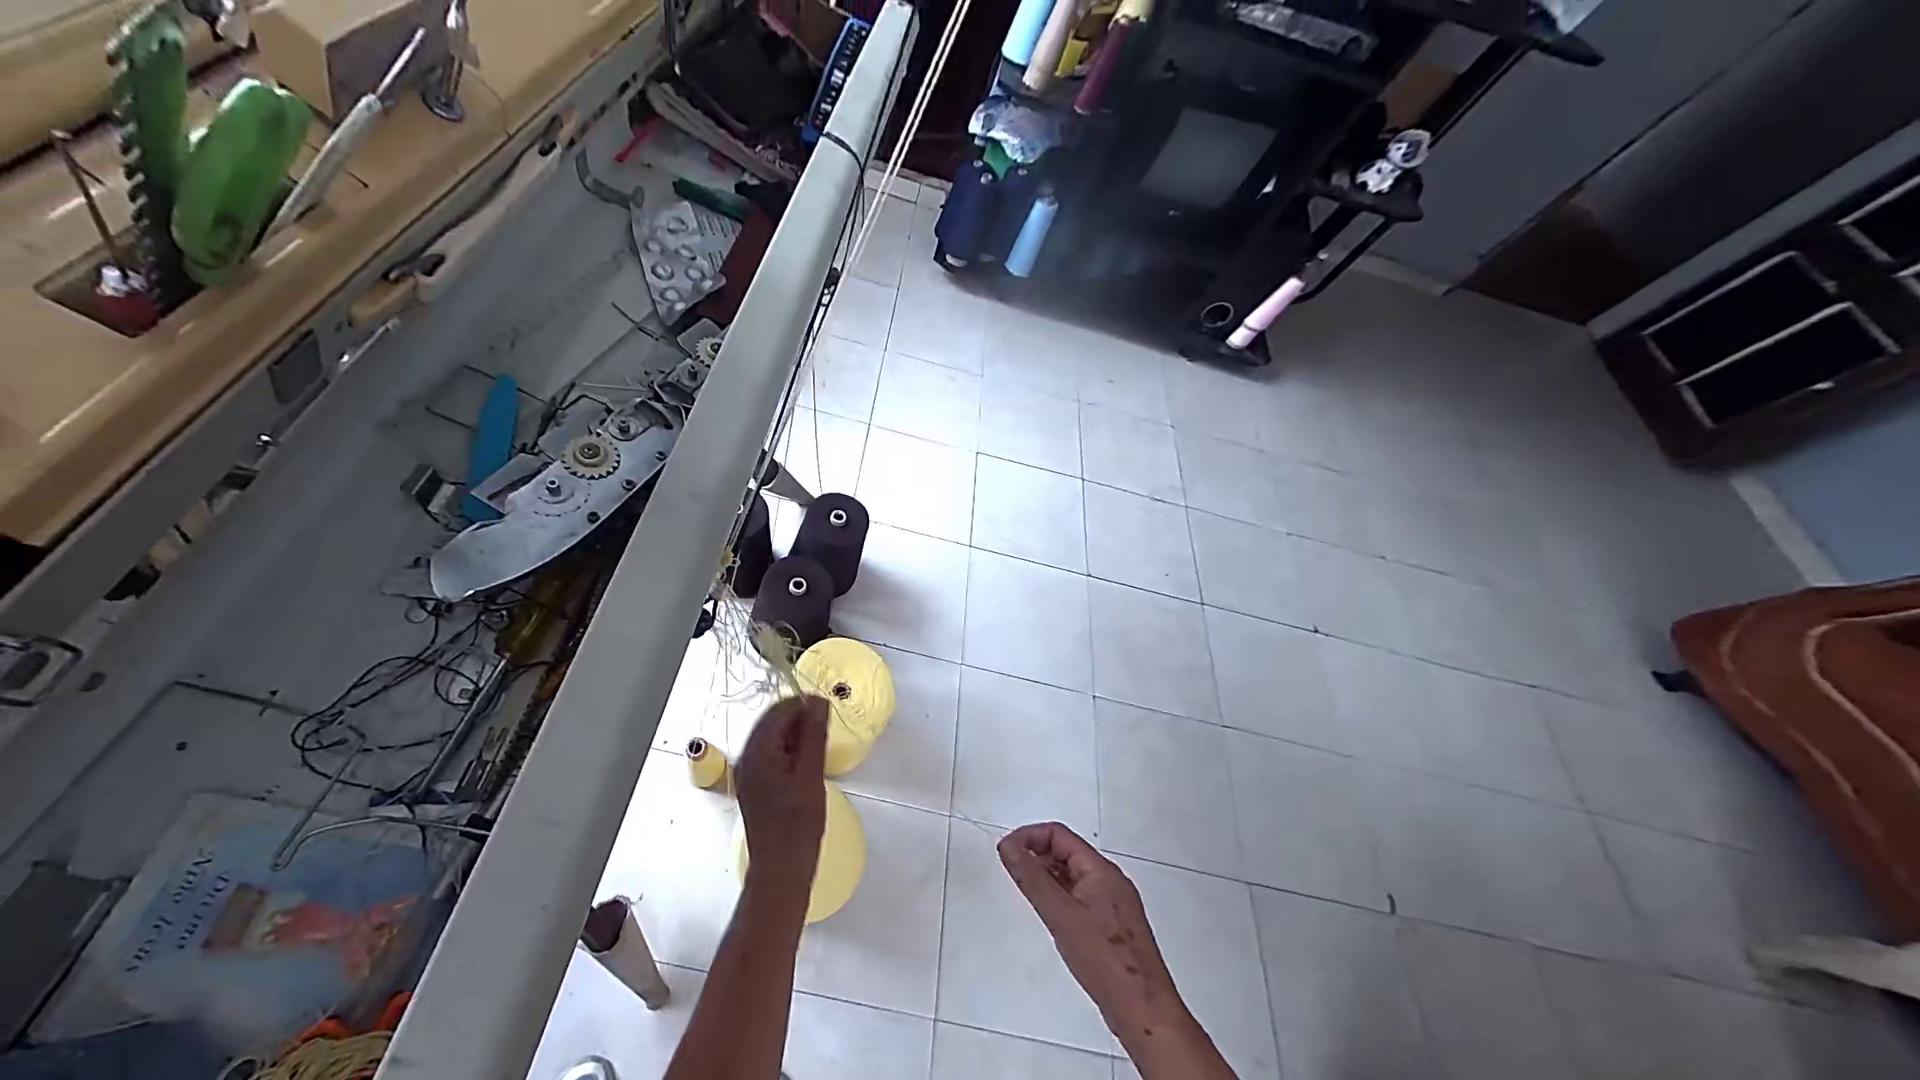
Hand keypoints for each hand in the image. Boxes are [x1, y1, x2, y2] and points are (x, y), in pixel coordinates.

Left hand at [736, 695, 829, 886]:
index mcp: (757, 753)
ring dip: (795, 733)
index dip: (803, 704)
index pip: (778, 711)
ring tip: (820, 743)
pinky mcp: (756, 785)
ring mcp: (748, 773)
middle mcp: (746, 759)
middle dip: (799, 717)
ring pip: (772, 737)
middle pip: (772, 721)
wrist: (781, 869)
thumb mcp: (811, 775)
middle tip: (826, 725)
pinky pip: (771, 754)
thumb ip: (814, 735)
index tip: (827, 708)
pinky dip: (789, 749)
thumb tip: (819, 703)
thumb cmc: (798, 826)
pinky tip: (807, 760)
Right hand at [997, 823, 1183, 1033]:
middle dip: (1036, 854)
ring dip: (1047, 876)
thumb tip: (1011, 847)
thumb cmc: (1109, 964)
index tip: (1007, 850)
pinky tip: (1051, 916)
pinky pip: (1081, 896)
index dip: (1029, 837)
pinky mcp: (1112, 925)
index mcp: (1101, 870)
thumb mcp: (1060, 915)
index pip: (1058, 834)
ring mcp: (1113, 904)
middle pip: (1066, 851)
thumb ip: (1031, 878)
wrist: (1142, 1010)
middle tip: (1012, 868)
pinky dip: (1060, 896)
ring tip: (1027, 890)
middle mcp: (1110, 881)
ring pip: (1073, 875)